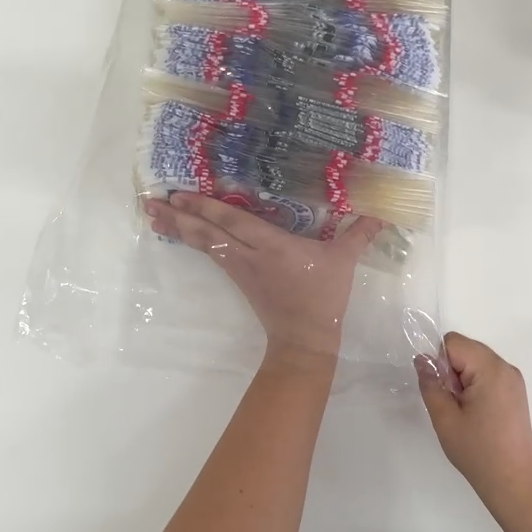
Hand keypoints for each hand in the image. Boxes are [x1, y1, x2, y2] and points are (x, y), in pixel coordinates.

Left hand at [144, 192, 384, 358]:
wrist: (305, 338)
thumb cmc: (323, 297)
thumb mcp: (343, 262)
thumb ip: (359, 233)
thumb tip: (382, 213)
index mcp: (271, 245)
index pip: (231, 220)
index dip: (204, 206)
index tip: (179, 194)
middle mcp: (248, 255)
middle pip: (206, 232)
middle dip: (177, 216)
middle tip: (149, 202)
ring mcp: (240, 268)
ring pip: (204, 243)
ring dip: (178, 228)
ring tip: (153, 215)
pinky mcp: (239, 279)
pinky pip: (212, 254)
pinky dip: (193, 240)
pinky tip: (181, 233)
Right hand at [415, 333, 531, 489]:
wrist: (513, 480)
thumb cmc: (477, 450)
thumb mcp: (444, 418)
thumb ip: (430, 384)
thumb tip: (422, 360)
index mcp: (490, 369)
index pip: (453, 342)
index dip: (439, 362)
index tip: (442, 391)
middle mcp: (506, 368)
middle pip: (466, 349)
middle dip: (451, 370)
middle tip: (452, 404)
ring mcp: (513, 380)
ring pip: (475, 362)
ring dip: (462, 379)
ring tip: (464, 412)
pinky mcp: (515, 392)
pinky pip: (487, 374)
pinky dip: (475, 386)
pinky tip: (475, 414)